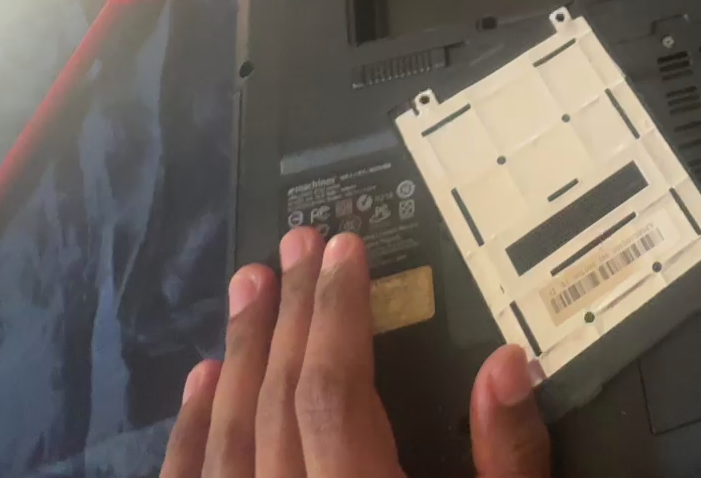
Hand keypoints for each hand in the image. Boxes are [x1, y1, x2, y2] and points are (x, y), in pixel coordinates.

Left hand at [160, 227, 551, 477]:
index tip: (343, 248)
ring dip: (236, 357)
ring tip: (247, 289)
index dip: (336, 312)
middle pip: (273, 406)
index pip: (333, 393)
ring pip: (219, 447)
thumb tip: (506, 360)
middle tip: (294, 245)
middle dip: (286, 316)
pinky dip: (190, 436)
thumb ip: (510, 458)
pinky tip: (202, 387)